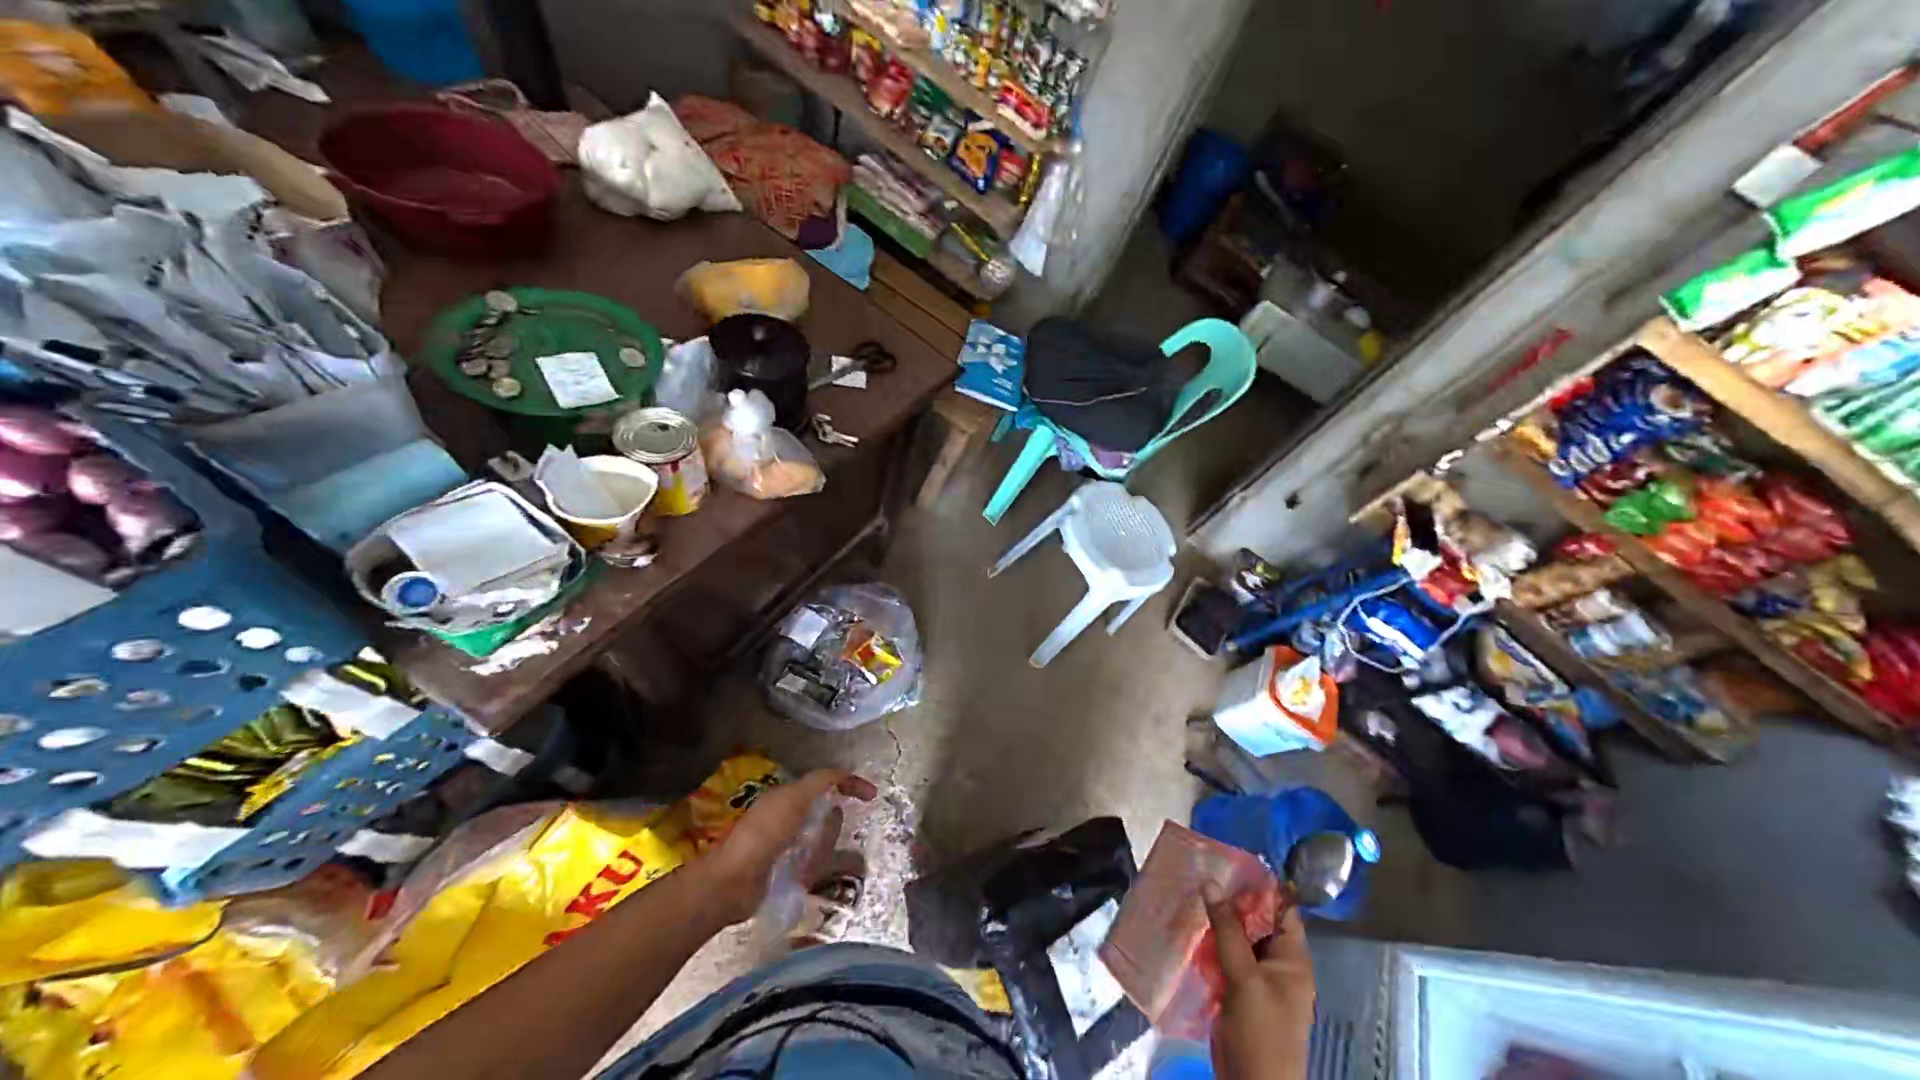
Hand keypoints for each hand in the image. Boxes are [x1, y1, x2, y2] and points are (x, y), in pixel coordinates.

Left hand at [706, 768, 877, 924]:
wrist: (733, 882)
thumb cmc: (765, 834)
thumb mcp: (794, 798)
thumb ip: (819, 782)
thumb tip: (843, 772)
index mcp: (786, 796)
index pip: (824, 782)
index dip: (848, 783)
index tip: (872, 795)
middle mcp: (785, 817)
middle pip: (823, 813)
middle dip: (833, 822)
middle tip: (834, 835)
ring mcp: (784, 845)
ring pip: (820, 839)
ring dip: (826, 847)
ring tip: (821, 859)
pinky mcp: (784, 871)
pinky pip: (812, 863)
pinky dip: (819, 866)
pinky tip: (818, 874)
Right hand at [1205, 885, 1315, 1079]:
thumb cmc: (1262, 1034)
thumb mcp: (1245, 978)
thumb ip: (1227, 930)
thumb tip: (1210, 882)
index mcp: (1292, 959)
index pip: (1283, 911)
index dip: (1263, 886)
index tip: (1232, 860)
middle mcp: (1277, 965)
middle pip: (1256, 922)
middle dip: (1231, 901)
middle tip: (1201, 871)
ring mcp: (1256, 980)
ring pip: (1236, 940)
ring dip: (1215, 922)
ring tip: (1188, 893)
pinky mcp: (1236, 992)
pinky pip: (1223, 959)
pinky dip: (1208, 945)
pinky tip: (1186, 930)